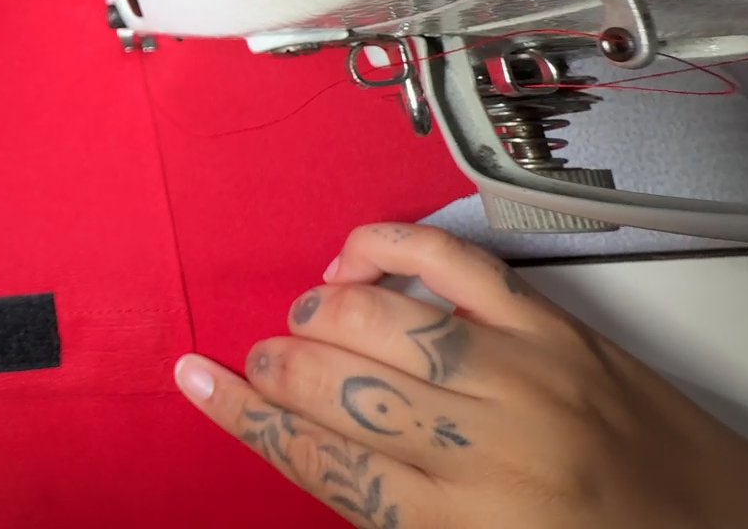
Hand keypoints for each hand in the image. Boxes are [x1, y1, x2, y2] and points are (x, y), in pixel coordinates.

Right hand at [176, 223, 747, 528]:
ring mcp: (528, 375)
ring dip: (315, 310)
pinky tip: (350, 261)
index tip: (194, 377)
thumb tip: (289, 432)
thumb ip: (386, 503)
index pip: (317, 457)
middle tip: (265, 363)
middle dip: (274, 364)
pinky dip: (379, 245)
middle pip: (333, 382)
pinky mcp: (554, 324)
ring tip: (307, 321)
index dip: (240, 412)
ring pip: (373, 315)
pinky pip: (443, 256)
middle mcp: (494, 452)